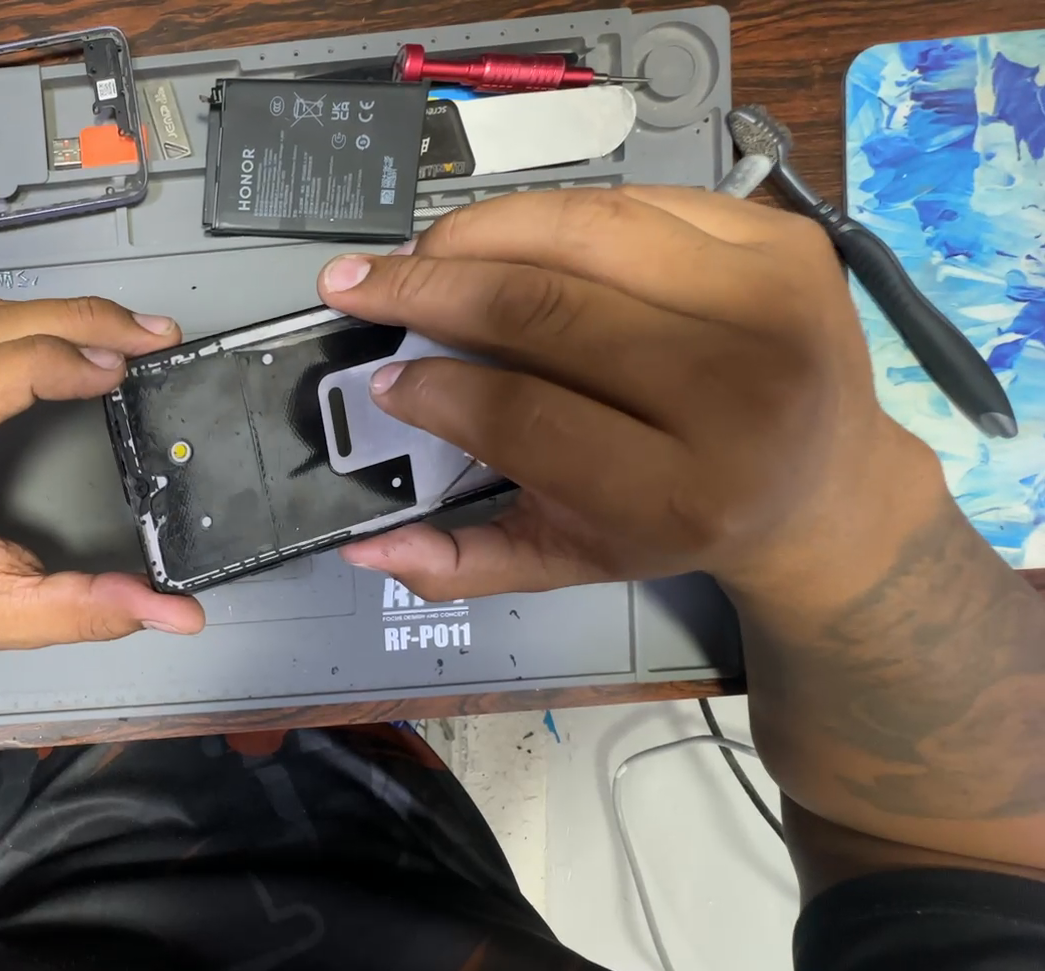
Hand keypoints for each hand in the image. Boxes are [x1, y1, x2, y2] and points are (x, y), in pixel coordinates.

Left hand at [0, 297, 205, 665]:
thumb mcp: (5, 621)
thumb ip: (88, 612)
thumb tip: (172, 611)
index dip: (38, 364)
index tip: (111, 368)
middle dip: (69, 323)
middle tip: (145, 335)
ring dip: (55, 315)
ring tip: (125, 332)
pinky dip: (31, 323)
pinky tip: (76, 336)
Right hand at [316, 187, 950, 611]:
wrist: (819, 483)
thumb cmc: (667, 525)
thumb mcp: (559, 564)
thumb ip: (459, 564)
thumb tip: (362, 552)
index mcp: (674, 490)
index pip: (524, 416)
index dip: (436, 391)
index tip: (382, 381)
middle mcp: (733, 390)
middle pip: (543, 311)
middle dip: (426, 290)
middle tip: (353, 284)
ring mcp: (767, 300)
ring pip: (582, 234)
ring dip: (474, 234)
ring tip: (412, 252)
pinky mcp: (781, 241)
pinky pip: (629, 205)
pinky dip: (542, 214)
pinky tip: (489, 236)